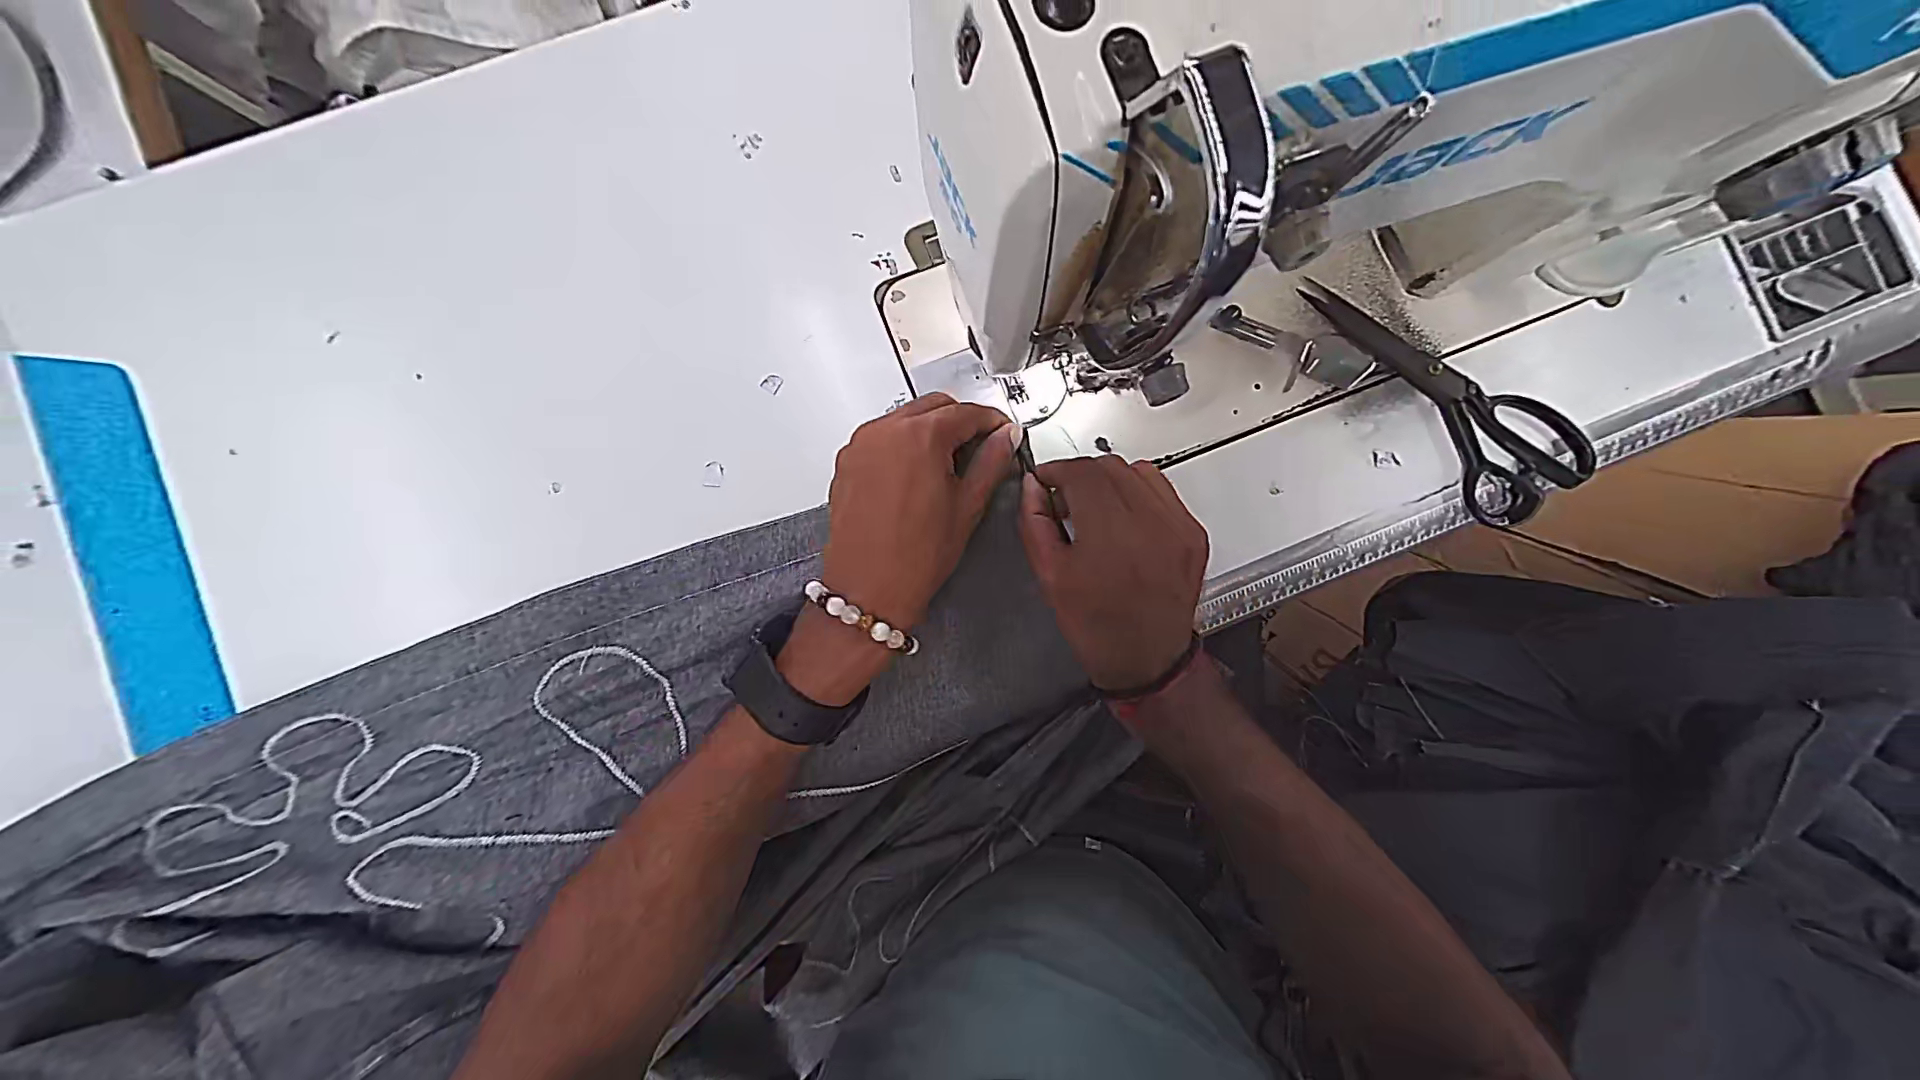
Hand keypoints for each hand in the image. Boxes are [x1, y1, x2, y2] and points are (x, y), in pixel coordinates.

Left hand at [777, 393, 1019, 705]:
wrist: (869, 587)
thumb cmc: (911, 557)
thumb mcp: (967, 506)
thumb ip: (991, 463)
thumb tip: (1004, 440)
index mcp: (919, 437)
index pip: (966, 413)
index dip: (992, 421)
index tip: (1001, 432)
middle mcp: (884, 433)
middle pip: (934, 407)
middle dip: (961, 421)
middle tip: (981, 447)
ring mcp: (861, 446)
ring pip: (906, 419)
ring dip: (931, 432)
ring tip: (949, 467)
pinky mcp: (847, 462)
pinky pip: (882, 439)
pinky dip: (903, 446)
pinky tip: (918, 476)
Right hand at [1016, 455, 1207, 692]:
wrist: (1145, 659)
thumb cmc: (1100, 629)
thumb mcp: (1050, 577)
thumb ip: (1035, 524)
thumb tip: (1032, 489)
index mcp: (1110, 538)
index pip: (1081, 473)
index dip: (1056, 470)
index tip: (1045, 479)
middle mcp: (1150, 527)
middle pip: (1108, 467)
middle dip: (1079, 476)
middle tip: (1064, 498)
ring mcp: (1177, 528)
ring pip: (1137, 471)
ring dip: (1109, 481)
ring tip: (1095, 509)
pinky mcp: (1192, 534)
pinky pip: (1162, 491)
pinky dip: (1138, 494)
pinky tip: (1124, 518)